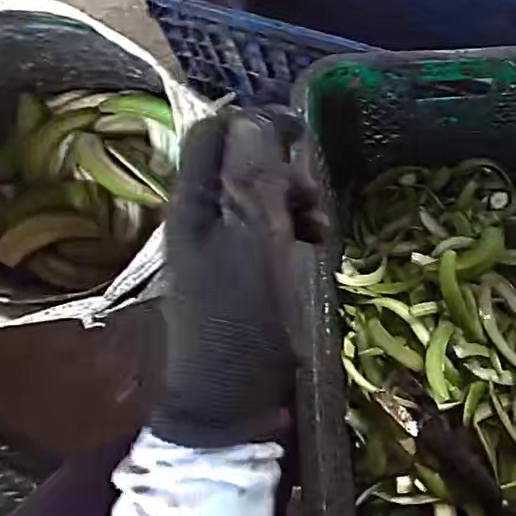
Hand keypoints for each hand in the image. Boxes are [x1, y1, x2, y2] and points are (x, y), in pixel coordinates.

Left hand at [149, 109, 327, 448]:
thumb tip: (257, 118)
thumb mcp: (252, 240)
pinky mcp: (240, 267)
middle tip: (314, 201)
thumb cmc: (243, 316)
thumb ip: (253, 177)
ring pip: (260, 193)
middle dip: (284, 170)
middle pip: (242, 161)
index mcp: (195, 202)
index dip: (259, 124)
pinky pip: (268, 226)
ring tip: (320, 231)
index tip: (305, 136)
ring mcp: (220, 243)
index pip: (217, 132)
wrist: (232, 396)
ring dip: (296, 200)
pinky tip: (313, 246)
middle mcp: (202, 215)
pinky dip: (294, 227)